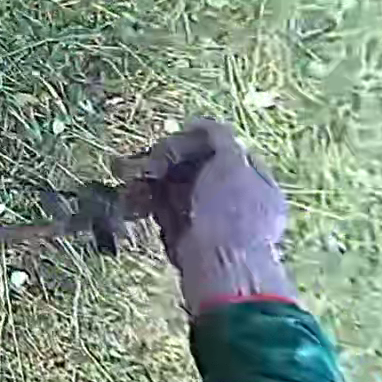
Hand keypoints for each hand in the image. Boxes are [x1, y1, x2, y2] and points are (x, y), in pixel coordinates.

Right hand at [143, 118, 296, 312]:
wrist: (218, 260)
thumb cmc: (231, 211)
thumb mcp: (234, 167)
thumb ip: (221, 140)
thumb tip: (204, 121)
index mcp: (251, 179)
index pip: (216, 147)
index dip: (191, 142)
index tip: (171, 143)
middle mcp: (228, 192)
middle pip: (185, 162)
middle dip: (159, 159)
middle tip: (145, 165)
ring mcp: (202, 208)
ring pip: (164, 180)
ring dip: (143, 177)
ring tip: (130, 180)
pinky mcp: (177, 222)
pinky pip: (154, 201)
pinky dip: (140, 198)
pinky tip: (135, 201)